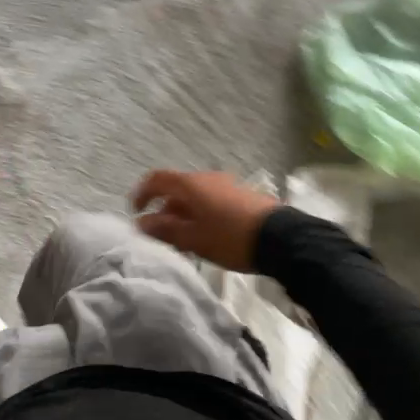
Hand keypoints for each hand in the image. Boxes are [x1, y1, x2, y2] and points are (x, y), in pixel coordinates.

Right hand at [132, 170, 280, 269]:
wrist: (284, 239)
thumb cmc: (230, 237)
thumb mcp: (194, 239)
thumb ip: (165, 230)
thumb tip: (142, 223)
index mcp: (190, 184)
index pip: (157, 179)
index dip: (142, 193)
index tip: (135, 211)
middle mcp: (206, 178)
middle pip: (177, 190)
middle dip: (165, 211)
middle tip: (161, 235)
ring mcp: (227, 185)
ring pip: (195, 198)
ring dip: (184, 215)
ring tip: (185, 241)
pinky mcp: (243, 196)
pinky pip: (212, 202)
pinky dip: (202, 216)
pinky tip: (208, 237)